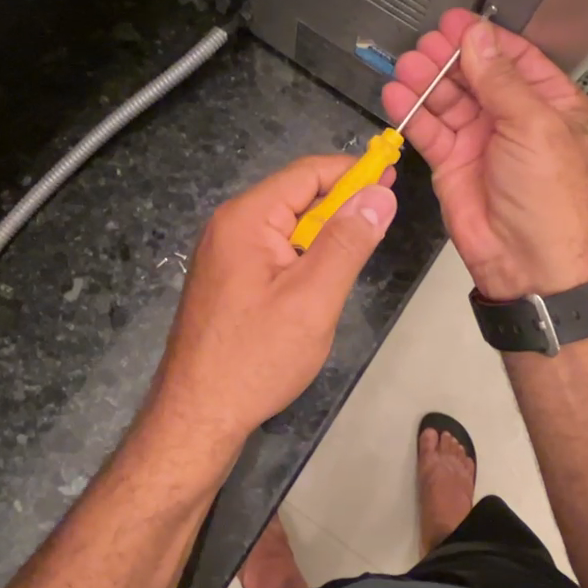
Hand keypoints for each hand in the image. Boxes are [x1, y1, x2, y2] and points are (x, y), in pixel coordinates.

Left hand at [150, 156, 397, 443]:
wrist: (197, 415)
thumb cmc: (256, 358)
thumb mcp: (313, 298)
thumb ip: (347, 242)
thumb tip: (378, 194)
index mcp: (246, 218)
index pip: (306, 173)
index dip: (351, 173)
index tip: (390, 180)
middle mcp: (229, 225)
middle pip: (295, 196)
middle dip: (339, 205)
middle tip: (381, 222)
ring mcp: (223, 252)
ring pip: (287, 225)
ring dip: (323, 235)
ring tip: (354, 257)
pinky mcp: (226, 277)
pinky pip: (273, 250)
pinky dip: (303, 256)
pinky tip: (320, 282)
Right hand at [382, 9, 587, 300]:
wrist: (530, 264)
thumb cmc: (553, 201)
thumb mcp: (536, 127)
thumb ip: (501, 80)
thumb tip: (479, 39)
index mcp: (551, 106)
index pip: (515, 59)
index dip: (484, 40)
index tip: (456, 22)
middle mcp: (516, 120)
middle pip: (476, 75)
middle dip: (450, 57)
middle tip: (426, 43)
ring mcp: (482, 141)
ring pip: (448, 99)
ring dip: (427, 80)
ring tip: (407, 64)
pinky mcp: (453, 163)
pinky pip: (429, 129)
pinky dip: (412, 112)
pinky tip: (398, 94)